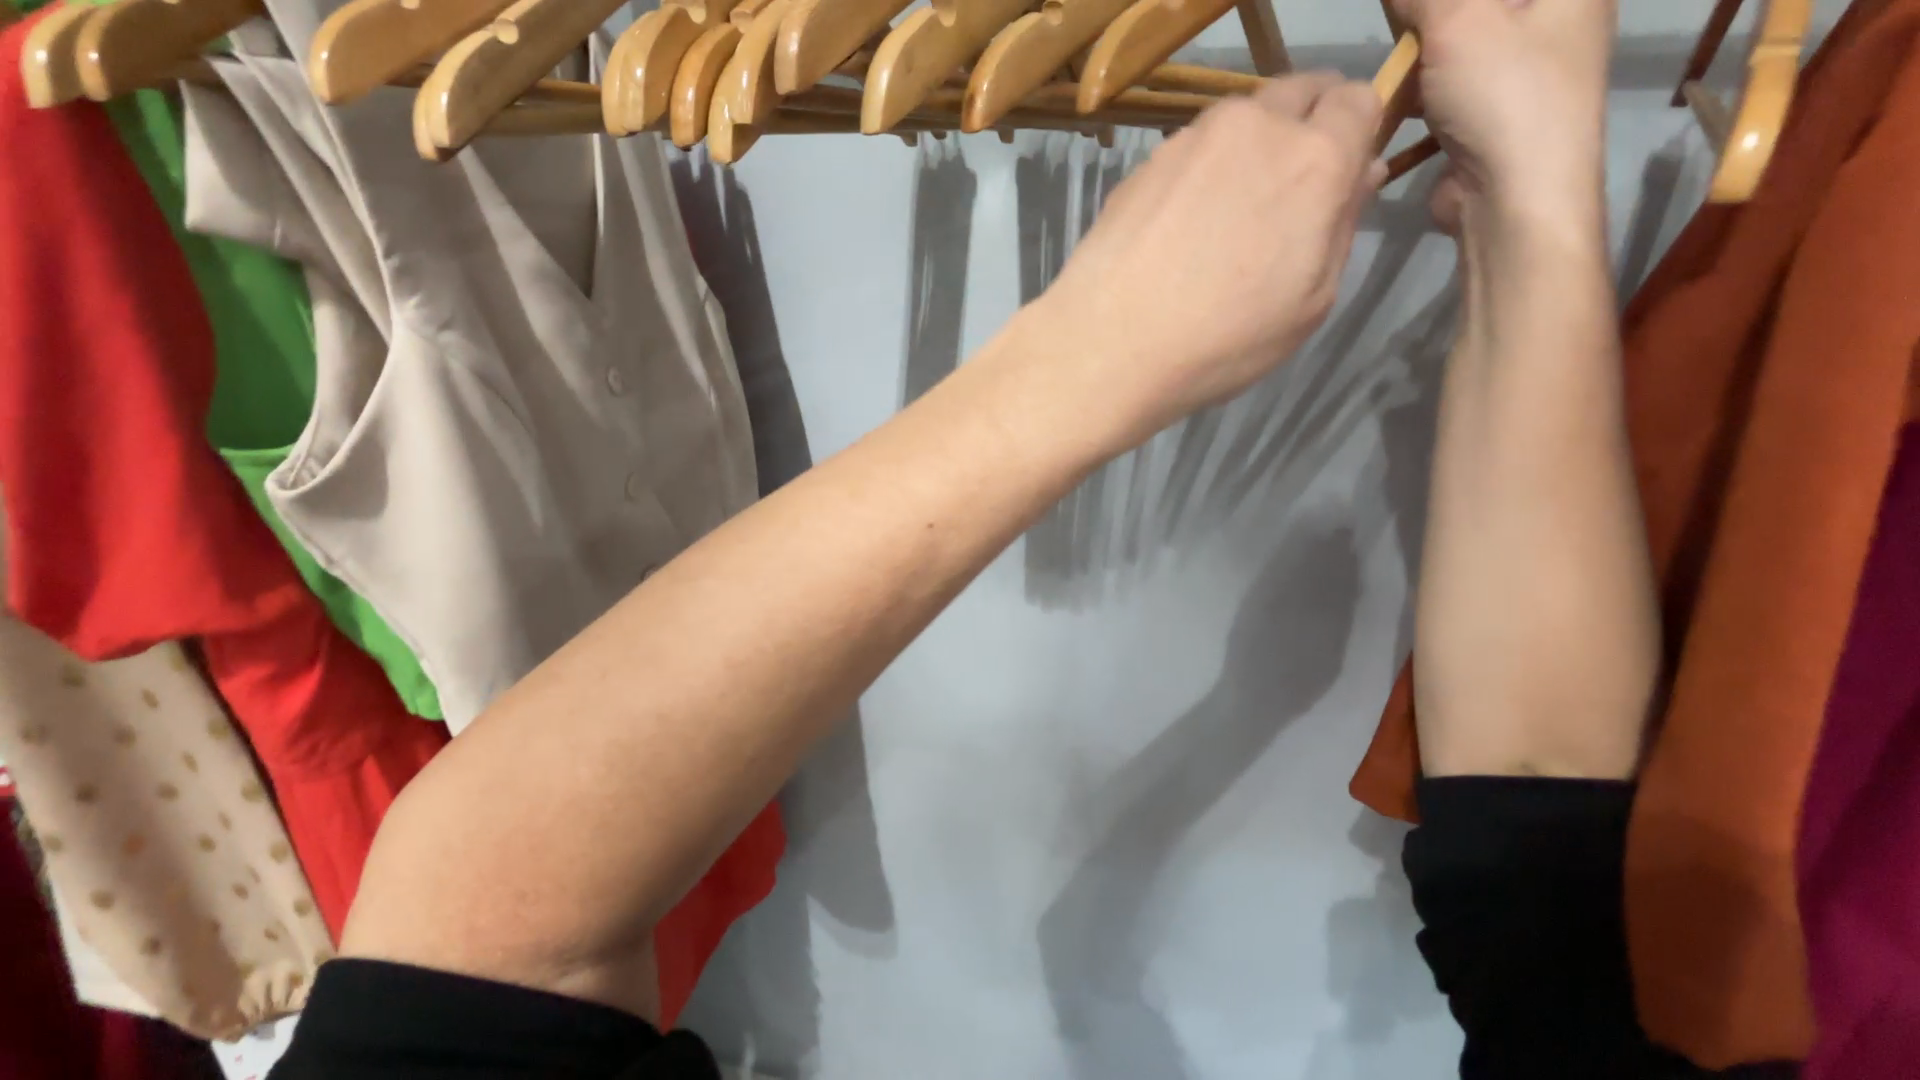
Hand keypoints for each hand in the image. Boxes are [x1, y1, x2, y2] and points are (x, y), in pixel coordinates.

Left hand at [1032, 74, 1383, 440]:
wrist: (1109, 346)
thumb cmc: (1224, 338)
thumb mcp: (1311, 300)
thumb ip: (1342, 224)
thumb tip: (1359, 174)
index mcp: (1315, 159)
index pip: (1358, 102)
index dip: (1356, 135)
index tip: (1340, 177)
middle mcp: (1255, 128)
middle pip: (1300, 93)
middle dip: (1307, 127)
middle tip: (1289, 194)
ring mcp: (1191, 140)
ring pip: (1241, 119)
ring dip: (1251, 148)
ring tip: (1228, 217)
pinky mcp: (1145, 162)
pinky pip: (1192, 150)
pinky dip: (1202, 172)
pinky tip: (1181, 230)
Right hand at [1395, 0, 1614, 227]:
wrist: (1513, 199)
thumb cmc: (1502, 94)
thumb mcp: (1458, 20)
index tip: (1418, 8)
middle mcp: (1557, 25)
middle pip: (1483, 8)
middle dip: (1433, 15)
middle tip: (1401, 20)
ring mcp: (1526, 78)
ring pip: (1462, 45)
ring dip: (1420, 54)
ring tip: (1394, 63)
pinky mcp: (1493, 120)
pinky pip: (1450, 90)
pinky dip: (1420, 93)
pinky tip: (1395, 101)